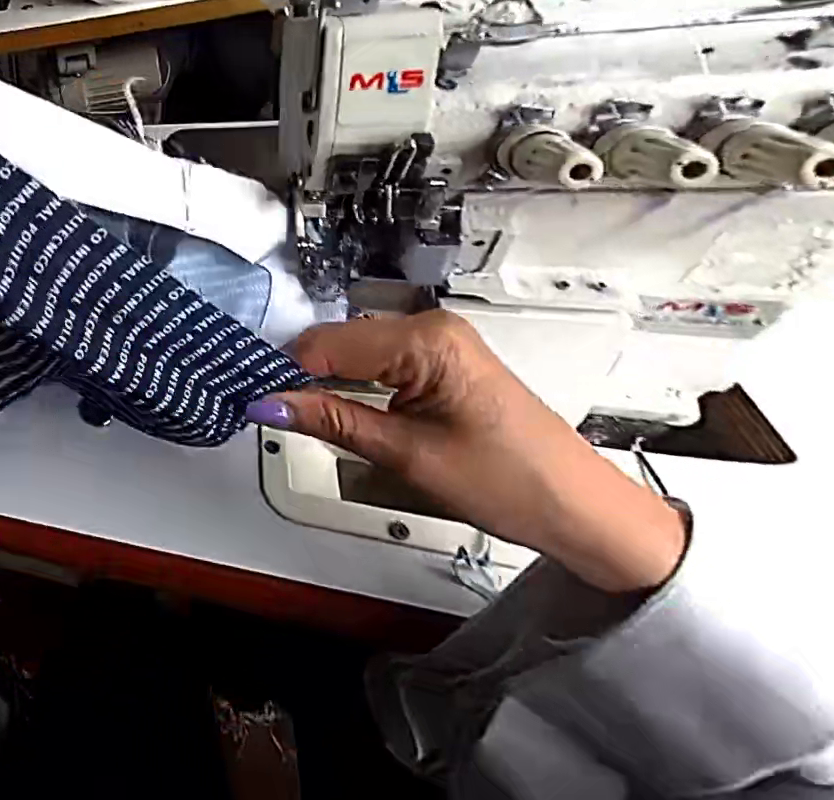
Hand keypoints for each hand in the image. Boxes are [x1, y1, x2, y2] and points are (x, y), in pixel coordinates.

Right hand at [247, 312, 685, 591]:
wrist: (578, 508)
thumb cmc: (507, 482)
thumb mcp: (406, 454)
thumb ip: (332, 420)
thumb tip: (268, 402)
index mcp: (426, 340)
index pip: (330, 343)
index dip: (287, 372)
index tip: (255, 399)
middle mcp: (431, 326)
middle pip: (341, 340)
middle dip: (304, 374)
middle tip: (272, 411)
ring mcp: (439, 339)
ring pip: (356, 348)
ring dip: (327, 379)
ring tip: (300, 414)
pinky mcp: (441, 358)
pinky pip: (379, 358)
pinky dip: (353, 381)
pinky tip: (338, 406)